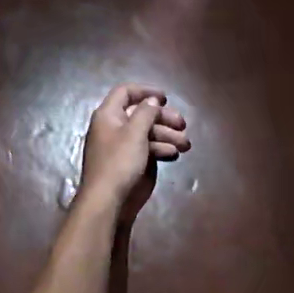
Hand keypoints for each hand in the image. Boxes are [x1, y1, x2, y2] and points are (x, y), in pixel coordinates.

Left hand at [78, 84, 189, 208]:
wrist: (108, 201)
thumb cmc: (119, 162)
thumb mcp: (134, 133)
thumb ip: (145, 113)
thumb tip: (152, 100)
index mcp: (108, 115)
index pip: (125, 93)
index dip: (145, 91)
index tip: (166, 98)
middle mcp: (114, 127)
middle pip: (141, 113)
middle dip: (163, 117)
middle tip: (182, 124)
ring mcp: (123, 146)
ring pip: (147, 132)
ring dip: (167, 135)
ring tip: (185, 144)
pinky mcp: (130, 162)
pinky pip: (147, 149)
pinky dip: (161, 149)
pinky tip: (173, 155)